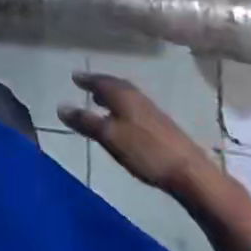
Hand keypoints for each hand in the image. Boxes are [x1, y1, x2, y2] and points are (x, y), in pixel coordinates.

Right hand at [58, 72, 221, 198]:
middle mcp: (137, 97)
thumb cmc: (144, 151)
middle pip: (116, 85)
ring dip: (113, 96)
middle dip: (100, 84)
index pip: (100, 81)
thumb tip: (60, 107)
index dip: (86, 79)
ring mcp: (152, 111)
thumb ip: (85, 121)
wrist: (190, 173)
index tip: (74, 77)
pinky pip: (136, 107)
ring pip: (127, 96)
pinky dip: (124, 107)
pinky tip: (123, 120)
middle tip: (87, 85)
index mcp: (122, 95)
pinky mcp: (162, 126)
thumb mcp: (108, 136)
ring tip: (101, 101)